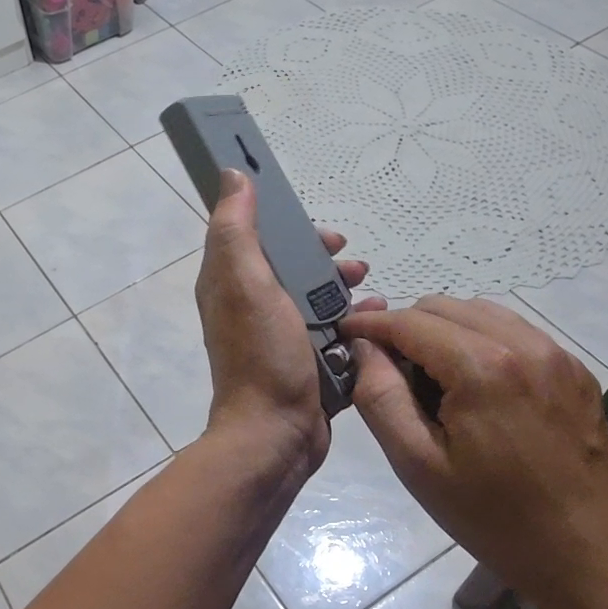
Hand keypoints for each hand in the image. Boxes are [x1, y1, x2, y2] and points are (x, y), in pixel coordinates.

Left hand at [195, 169, 382, 477]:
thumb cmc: (262, 354)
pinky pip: (332, 326)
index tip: (315, 225)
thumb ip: (238, 230)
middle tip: (349, 256)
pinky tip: (377, 315)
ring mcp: (278, 336)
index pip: (252, 236)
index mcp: (230, 284)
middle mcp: (250, 306)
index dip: (282, 223)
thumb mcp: (245, 283)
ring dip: (341, 283)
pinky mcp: (305, 360)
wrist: (276, 432)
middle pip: (288, 264)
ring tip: (368, 284)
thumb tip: (230, 175)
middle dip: (320, 253)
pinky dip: (353, 315)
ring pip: (313, 294)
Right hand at [339, 297, 607, 604]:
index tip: (343, 335)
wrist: (590, 555)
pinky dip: (480, 340)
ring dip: (443, 329)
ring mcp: (557, 354)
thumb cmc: (492, 517)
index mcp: (483, 367)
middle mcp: (525, 345)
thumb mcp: (416, 463)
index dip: (369, 325)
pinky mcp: (575, 371)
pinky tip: (471, 383)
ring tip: (427, 375)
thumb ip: (379, 395)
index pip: (409, 321)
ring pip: (480, 311)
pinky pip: (514, 332)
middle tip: (384, 365)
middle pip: (444, 306)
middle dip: (404, 326)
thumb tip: (362, 347)